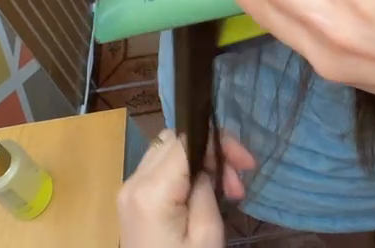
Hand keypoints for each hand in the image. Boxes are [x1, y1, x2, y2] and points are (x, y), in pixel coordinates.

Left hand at [118, 130, 233, 247]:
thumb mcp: (206, 235)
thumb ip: (205, 187)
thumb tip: (205, 163)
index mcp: (151, 190)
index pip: (187, 140)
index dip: (218, 142)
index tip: (246, 163)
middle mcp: (133, 181)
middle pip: (176, 140)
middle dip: (211, 150)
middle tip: (238, 181)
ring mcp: (128, 189)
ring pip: (167, 149)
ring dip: (198, 159)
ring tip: (225, 187)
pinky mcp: (131, 199)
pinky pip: (159, 167)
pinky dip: (182, 170)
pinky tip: (202, 190)